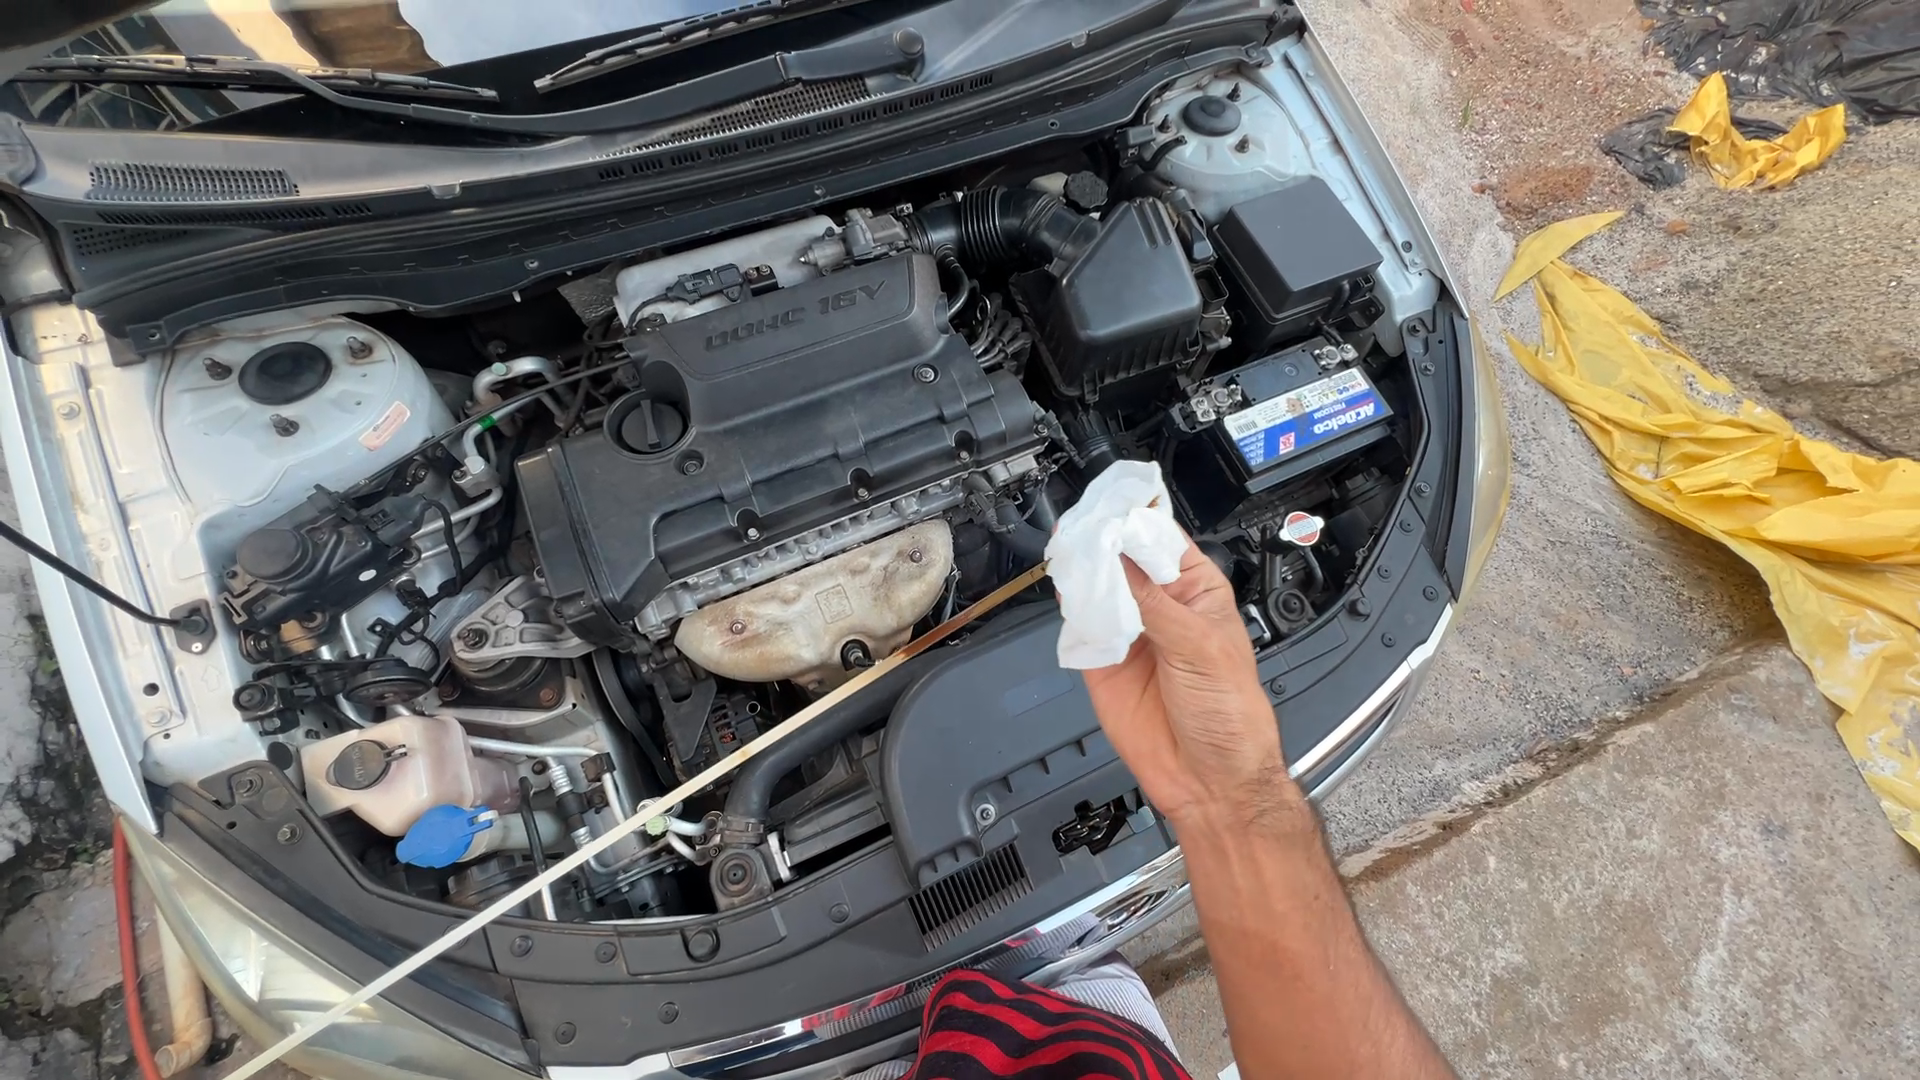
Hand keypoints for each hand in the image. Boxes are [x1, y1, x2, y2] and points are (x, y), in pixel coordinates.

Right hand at [1080, 539, 1294, 832]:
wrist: (1207, 781)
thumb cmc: (1229, 713)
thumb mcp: (1199, 648)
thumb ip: (1154, 603)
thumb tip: (1120, 557)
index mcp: (1195, 591)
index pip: (1161, 541)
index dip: (1137, 519)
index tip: (1112, 504)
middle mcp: (1158, 606)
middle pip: (1121, 560)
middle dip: (1102, 543)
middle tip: (1081, 529)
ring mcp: (1128, 632)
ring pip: (1096, 589)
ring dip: (1082, 573)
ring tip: (1069, 557)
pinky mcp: (1101, 660)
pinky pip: (1079, 626)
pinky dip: (1069, 610)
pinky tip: (1067, 597)